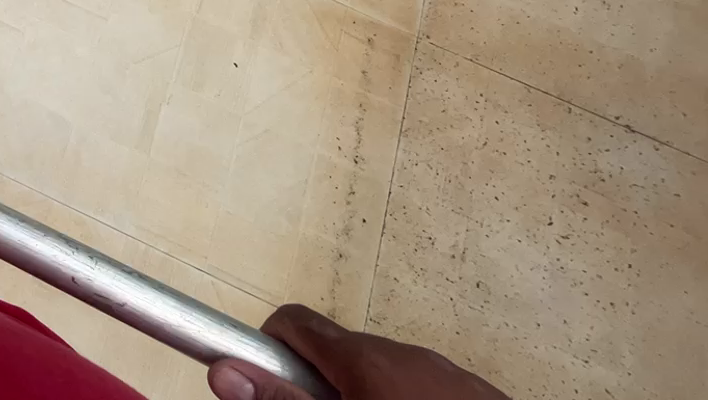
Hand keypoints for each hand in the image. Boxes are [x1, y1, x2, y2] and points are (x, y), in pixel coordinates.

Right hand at [209, 305, 510, 399]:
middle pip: (339, 348)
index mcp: (365, 356)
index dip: (272, 346)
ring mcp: (456, 375)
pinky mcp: (490, 397)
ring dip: (370, 392)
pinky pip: (432, 387)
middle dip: (323, 379)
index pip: (293, 319)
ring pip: (388, 370)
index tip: (274, 382)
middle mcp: (407, 352)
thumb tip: (221, 371)